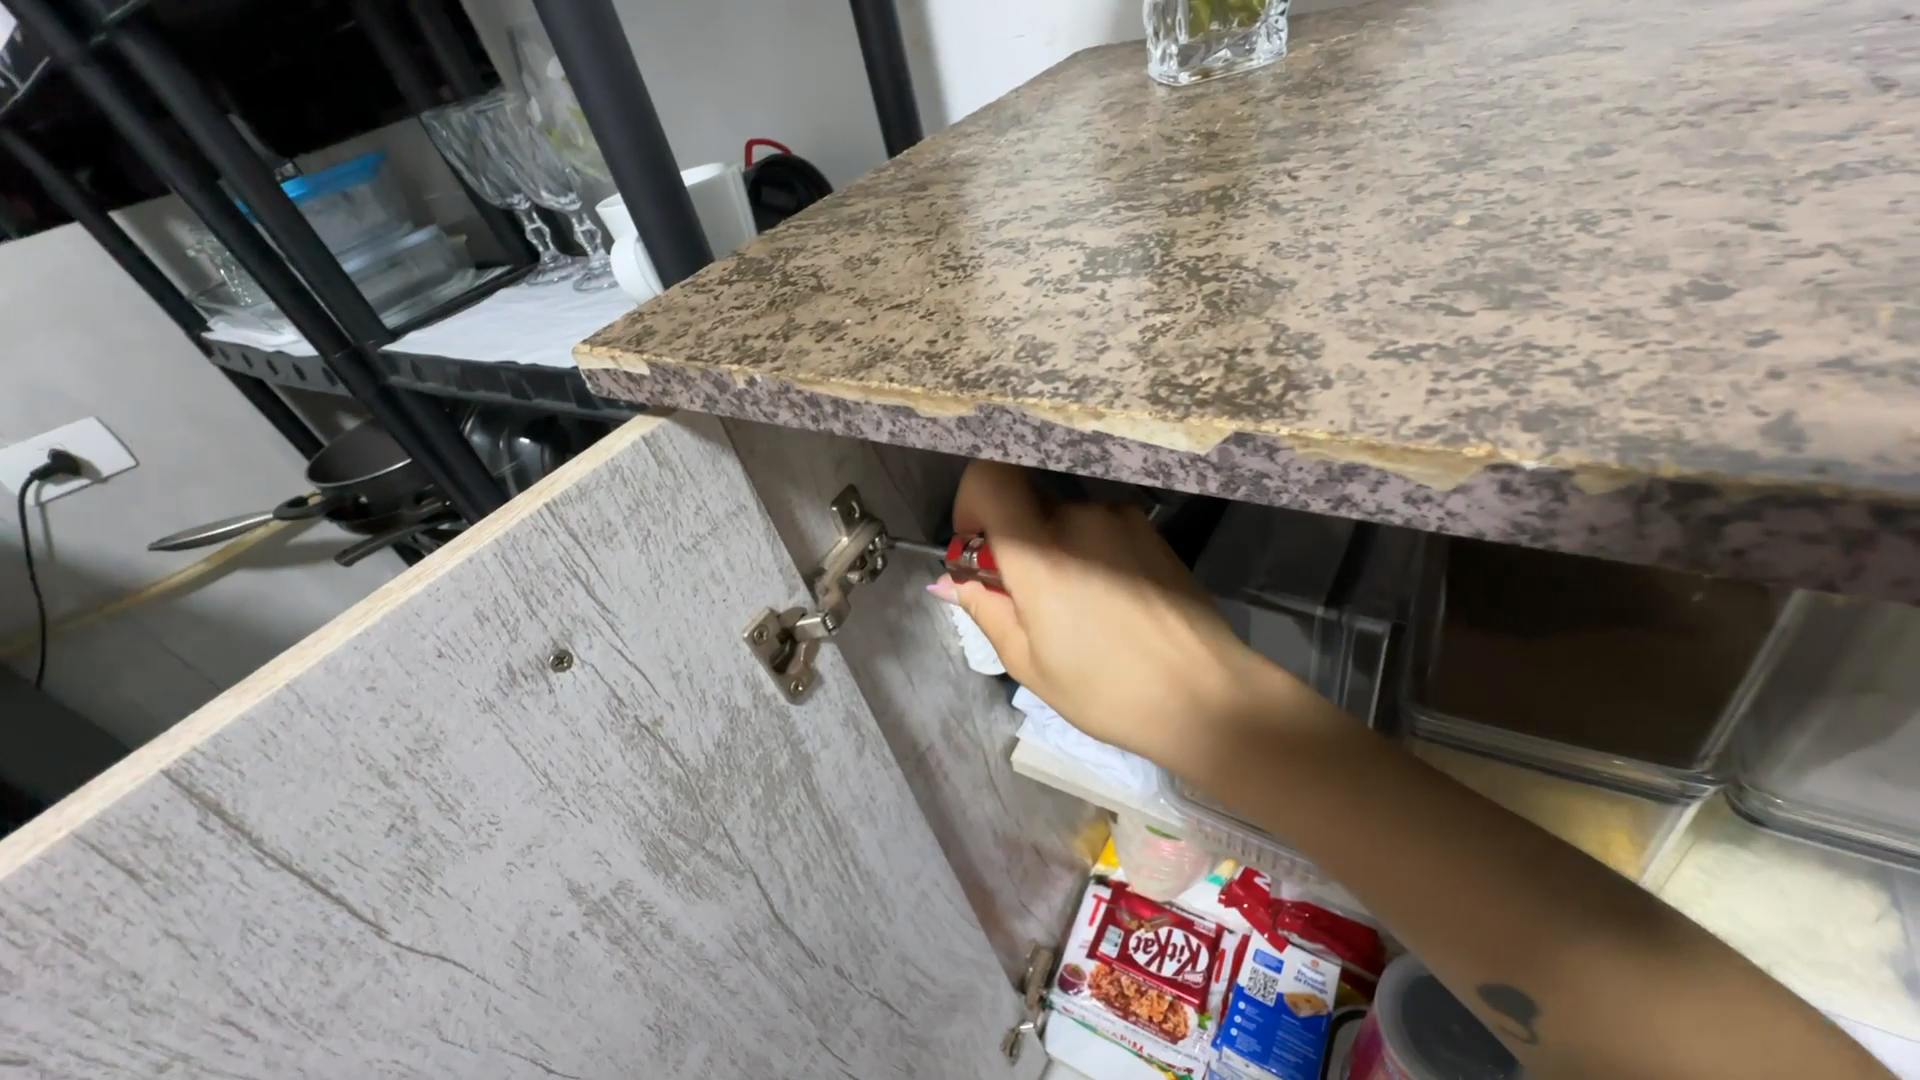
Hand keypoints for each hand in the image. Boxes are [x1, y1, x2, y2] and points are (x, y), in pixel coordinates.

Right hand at [931, 461, 1303, 776]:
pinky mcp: (1151, 530)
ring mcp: (1121, 519)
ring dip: (1056, 547)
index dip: (971, 502)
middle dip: (1014, 539)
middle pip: (1026, 501)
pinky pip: (1100, 525)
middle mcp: (1080, 518)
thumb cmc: (1108, 692)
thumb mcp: (1030, 664)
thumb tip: (954, 582)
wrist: (1207, 696)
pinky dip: (1090, 550)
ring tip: (1080, 606)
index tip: (977, 546)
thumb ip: (987, 611)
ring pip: (1065, 516)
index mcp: (1039, 552)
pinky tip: (1111, 599)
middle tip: (1028, 596)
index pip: (990, 477)